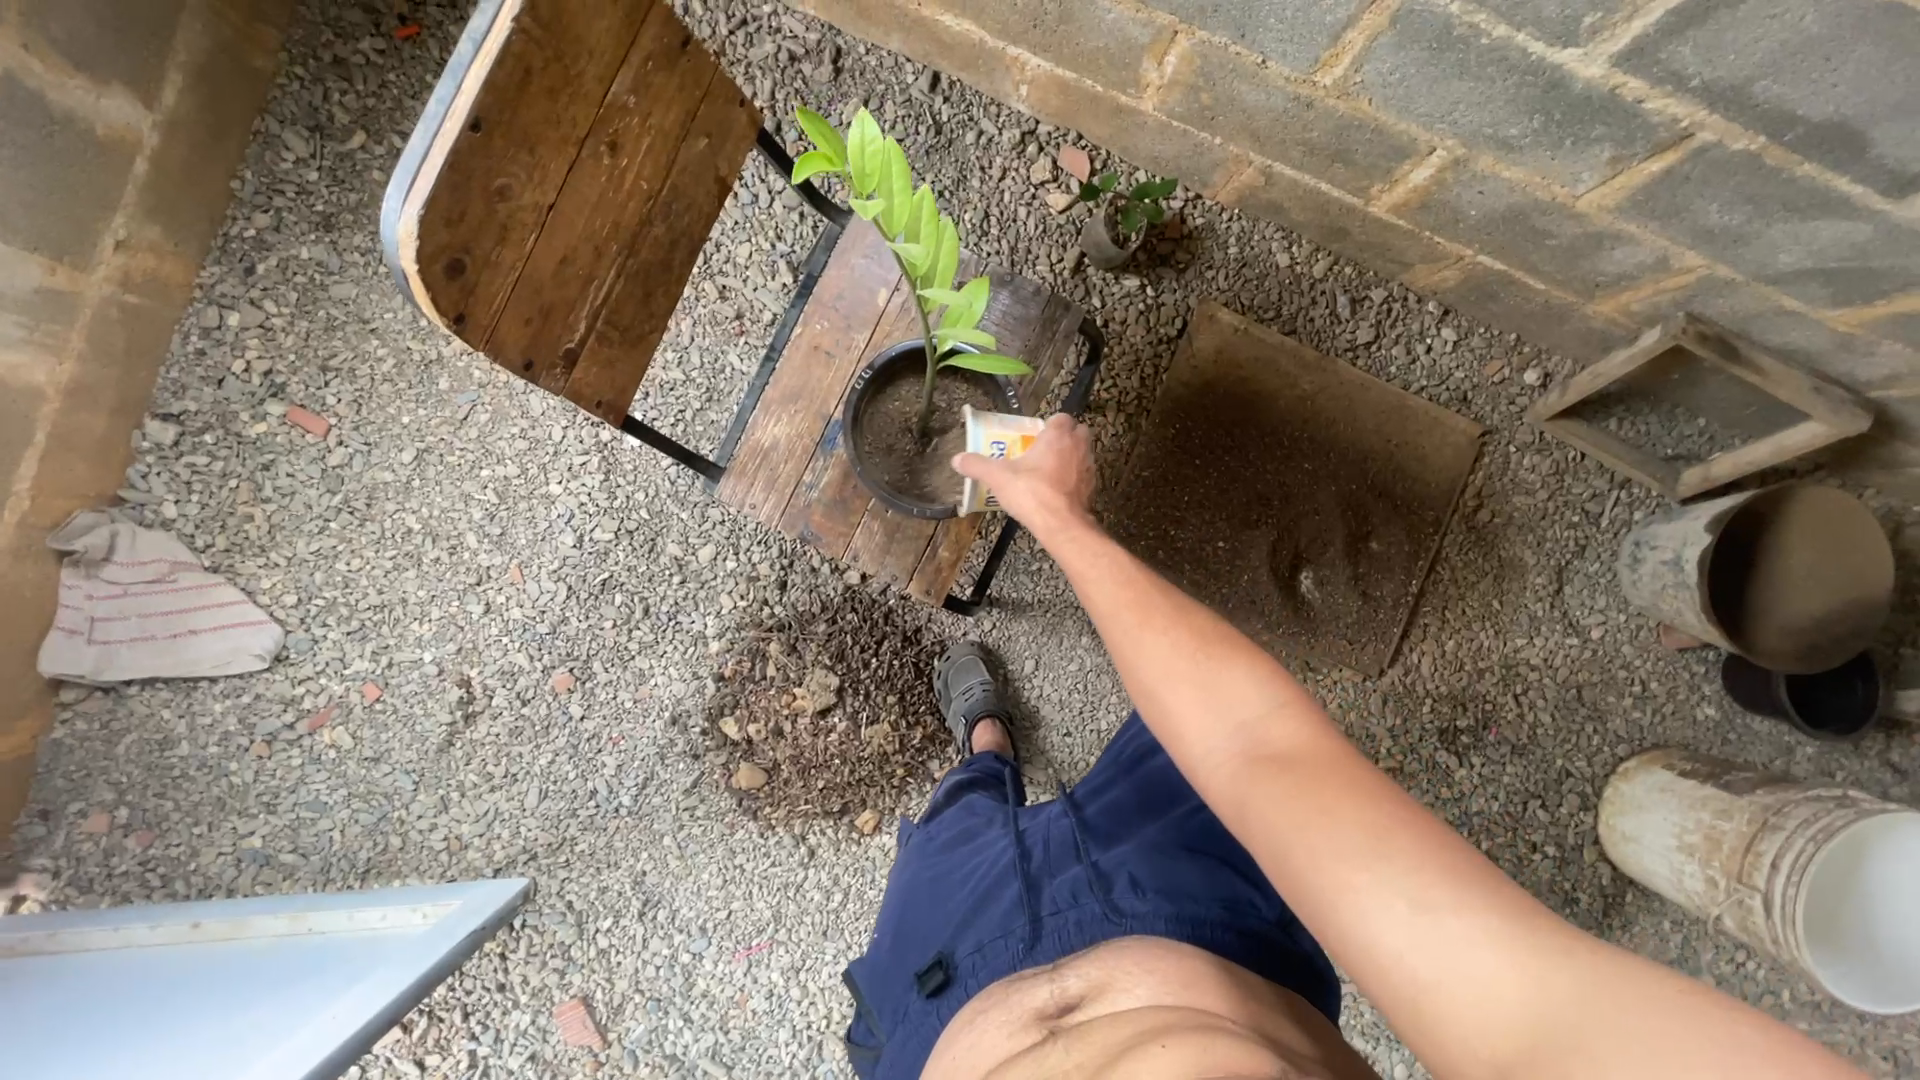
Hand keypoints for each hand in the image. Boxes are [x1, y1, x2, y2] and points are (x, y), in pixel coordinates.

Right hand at [951, 413, 1095, 541]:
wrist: (1060, 524)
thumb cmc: (1031, 492)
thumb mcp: (998, 477)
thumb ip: (977, 465)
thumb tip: (956, 459)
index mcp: (1057, 436)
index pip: (1061, 417)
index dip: (1050, 424)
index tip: (1036, 435)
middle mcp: (1078, 446)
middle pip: (1077, 432)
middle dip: (1064, 438)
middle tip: (1044, 450)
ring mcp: (1088, 467)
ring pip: (1083, 453)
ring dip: (1070, 457)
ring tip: (1050, 470)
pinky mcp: (1092, 487)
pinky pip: (1083, 476)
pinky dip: (1074, 479)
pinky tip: (1057, 490)